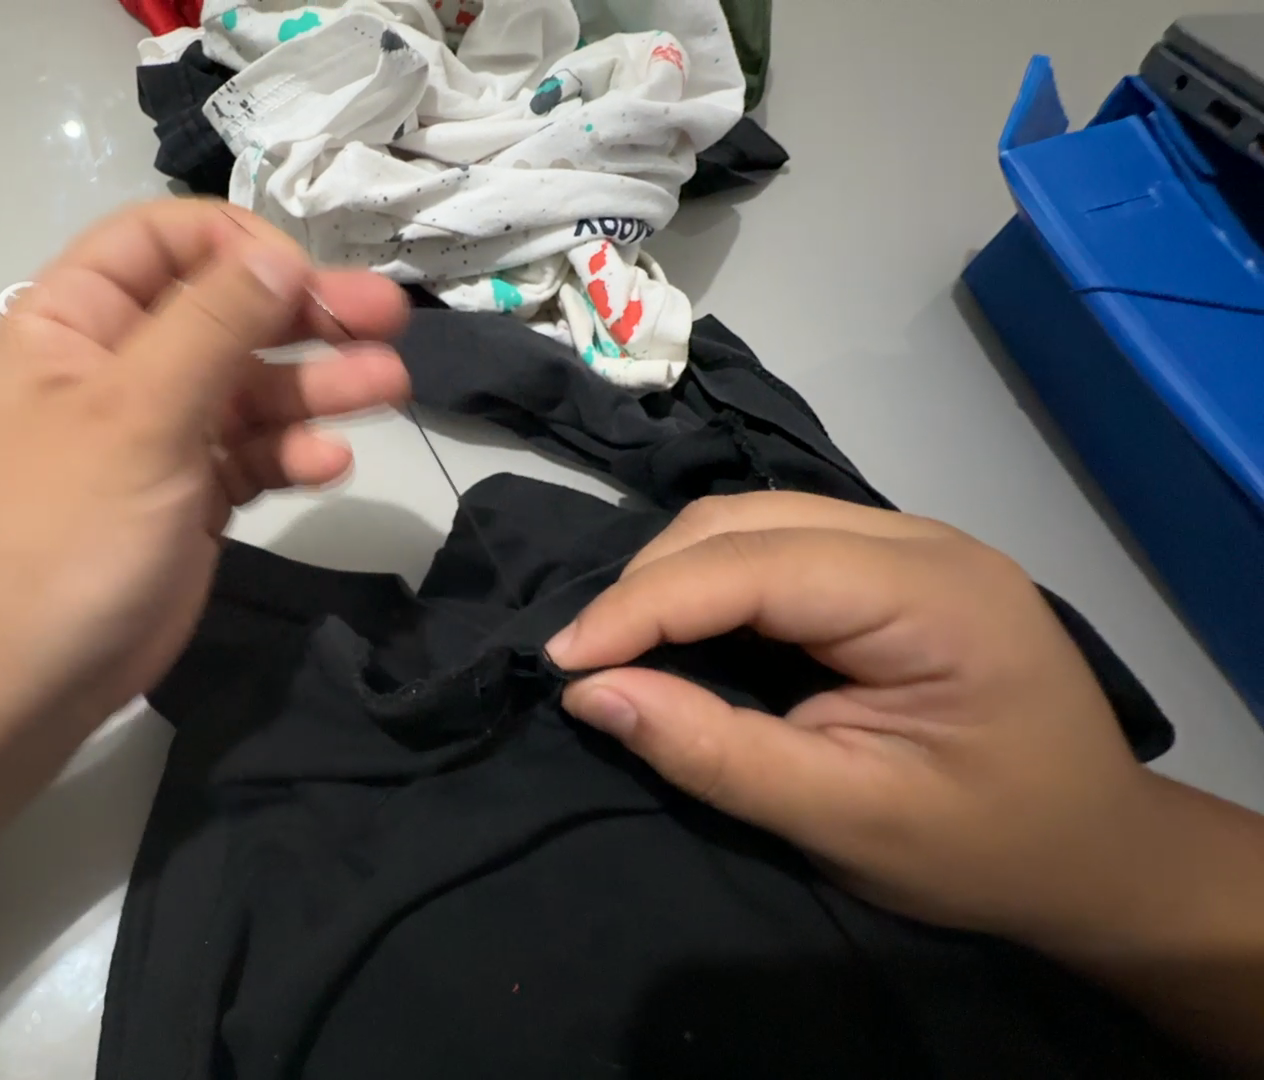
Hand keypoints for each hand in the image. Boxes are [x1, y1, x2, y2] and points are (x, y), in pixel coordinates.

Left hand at [0, 199, 408, 734]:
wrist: (32, 679)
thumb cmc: (66, 534)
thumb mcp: (135, 416)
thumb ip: (211, 327)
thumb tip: (280, 257)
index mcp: (75, 323)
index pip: (162, 243)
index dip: (238, 248)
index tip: (305, 279)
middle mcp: (121, 367)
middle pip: (225, 315)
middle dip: (305, 315)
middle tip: (389, 317)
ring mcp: (160, 434)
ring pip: (251, 389)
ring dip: (318, 387)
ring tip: (389, 386)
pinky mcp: (193, 494)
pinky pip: (252, 455)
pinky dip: (291, 454)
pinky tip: (330, 463)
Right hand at [545, 492, 1164, 943]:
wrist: (1090, 850)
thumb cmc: (980, 848)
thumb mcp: (841, 818)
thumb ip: (712, 752)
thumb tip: (588, 693)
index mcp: (933, 597)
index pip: (750, 568)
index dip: (641, 606)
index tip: (564, 662)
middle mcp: (912, 540)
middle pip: (734, 523)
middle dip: (644, 588)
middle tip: (588, 662)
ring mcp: (892, 540)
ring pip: (733, 520)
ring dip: (661, 578)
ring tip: (621, 646)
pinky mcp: (866, 558)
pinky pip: (751, 540)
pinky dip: (692, 579)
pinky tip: (674, 625)